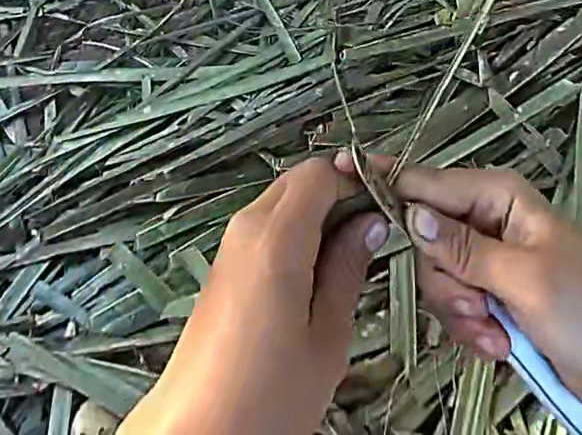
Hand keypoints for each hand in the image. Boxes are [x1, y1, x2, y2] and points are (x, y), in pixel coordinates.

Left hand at [121, 155, 388, 434]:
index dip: (356, 177)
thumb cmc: (267, 397)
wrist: (195, 434)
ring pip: (283, 198)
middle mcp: (248, 226)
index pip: (320, 172)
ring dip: (318, 210)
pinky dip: (296, 228)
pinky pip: (266, 223)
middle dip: (339, 190)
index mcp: (276, 237)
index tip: (386, 196)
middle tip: (374, 223)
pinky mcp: (224, 262)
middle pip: (300, 179)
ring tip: (351, 251)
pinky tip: (317, 267)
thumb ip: (348, 268)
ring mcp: (231, 242)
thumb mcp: (326, 338)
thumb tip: (370, 223)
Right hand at [341, 155, 581, 418]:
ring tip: (498, 333)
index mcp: (497, 196)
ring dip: (461, 312)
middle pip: (424, 238)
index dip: (384, 178)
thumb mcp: (526, 279)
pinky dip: (471, 329)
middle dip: (446, 281)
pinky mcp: (492, 292)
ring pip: (436, 276)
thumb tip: (410, 214)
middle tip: (482, 307)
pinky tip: (501, 343)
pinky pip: (454, 304)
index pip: (427, 181)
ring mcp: (488, 257)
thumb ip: (463, 248)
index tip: (341, 170)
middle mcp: (486, 219)